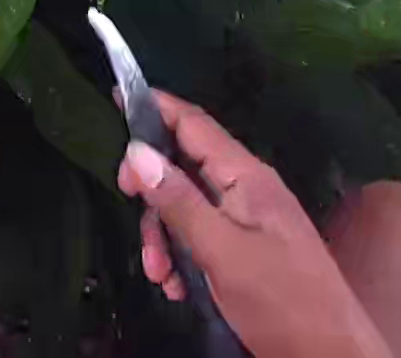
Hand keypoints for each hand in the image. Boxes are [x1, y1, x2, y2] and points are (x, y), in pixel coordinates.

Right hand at [119, 92, 394, 357]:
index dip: (156, 106)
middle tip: (129, 204)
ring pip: (187, 204)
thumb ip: (179, 201)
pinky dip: (182, 254)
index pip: (192, 122)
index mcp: (244, 174)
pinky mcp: (247, 248)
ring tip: (160, 274)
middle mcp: (245, 187)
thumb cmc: (282, 303)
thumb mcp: (222, 253)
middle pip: (183, 165)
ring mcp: (247, 218)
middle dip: (153, 188)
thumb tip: (137, 150)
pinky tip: (178, 285)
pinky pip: (201, 233)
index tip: (118, 97)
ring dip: (164, 233)